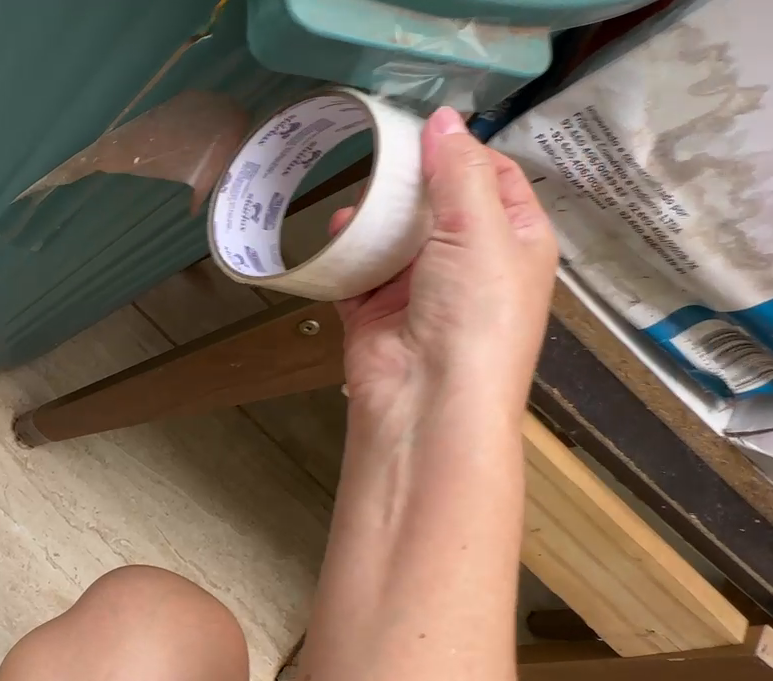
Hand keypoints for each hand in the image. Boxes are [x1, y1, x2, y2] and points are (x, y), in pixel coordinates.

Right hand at [332, 107, 558, 421]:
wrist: (426, 393)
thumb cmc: (473, 311)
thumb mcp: (479, 229)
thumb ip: (456, 174)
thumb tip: (441, 119)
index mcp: (514, 238)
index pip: (491, 178)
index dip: (460, 151)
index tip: (419, 129)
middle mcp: (467, 261)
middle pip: (436, 207)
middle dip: (409, 182)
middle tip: (376, 154)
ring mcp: (416, 290)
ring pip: (392, 240)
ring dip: (374, 218)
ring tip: (353, 190)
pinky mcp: (372, 313)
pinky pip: (354, 276)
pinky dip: (343, 257)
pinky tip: (333, 233)